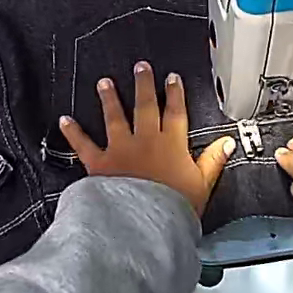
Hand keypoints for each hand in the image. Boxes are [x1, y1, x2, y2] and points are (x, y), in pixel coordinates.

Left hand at [60, 61, 236, 216]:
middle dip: (143, 85)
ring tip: (104, 82)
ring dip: (109, 99)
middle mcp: (145, 141)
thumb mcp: (202, 185)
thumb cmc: (174, 208)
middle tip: (140, 67)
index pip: (175, 113)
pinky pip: (85, 145)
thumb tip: (228, 143)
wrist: (144, 224)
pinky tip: (65, 120)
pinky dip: (74, 133)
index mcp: (171, 145)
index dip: (175, 93)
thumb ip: (214, 161)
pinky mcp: (100, 164)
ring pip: (115, 118)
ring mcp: (121, 150)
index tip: (172, 78)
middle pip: (145, 107)